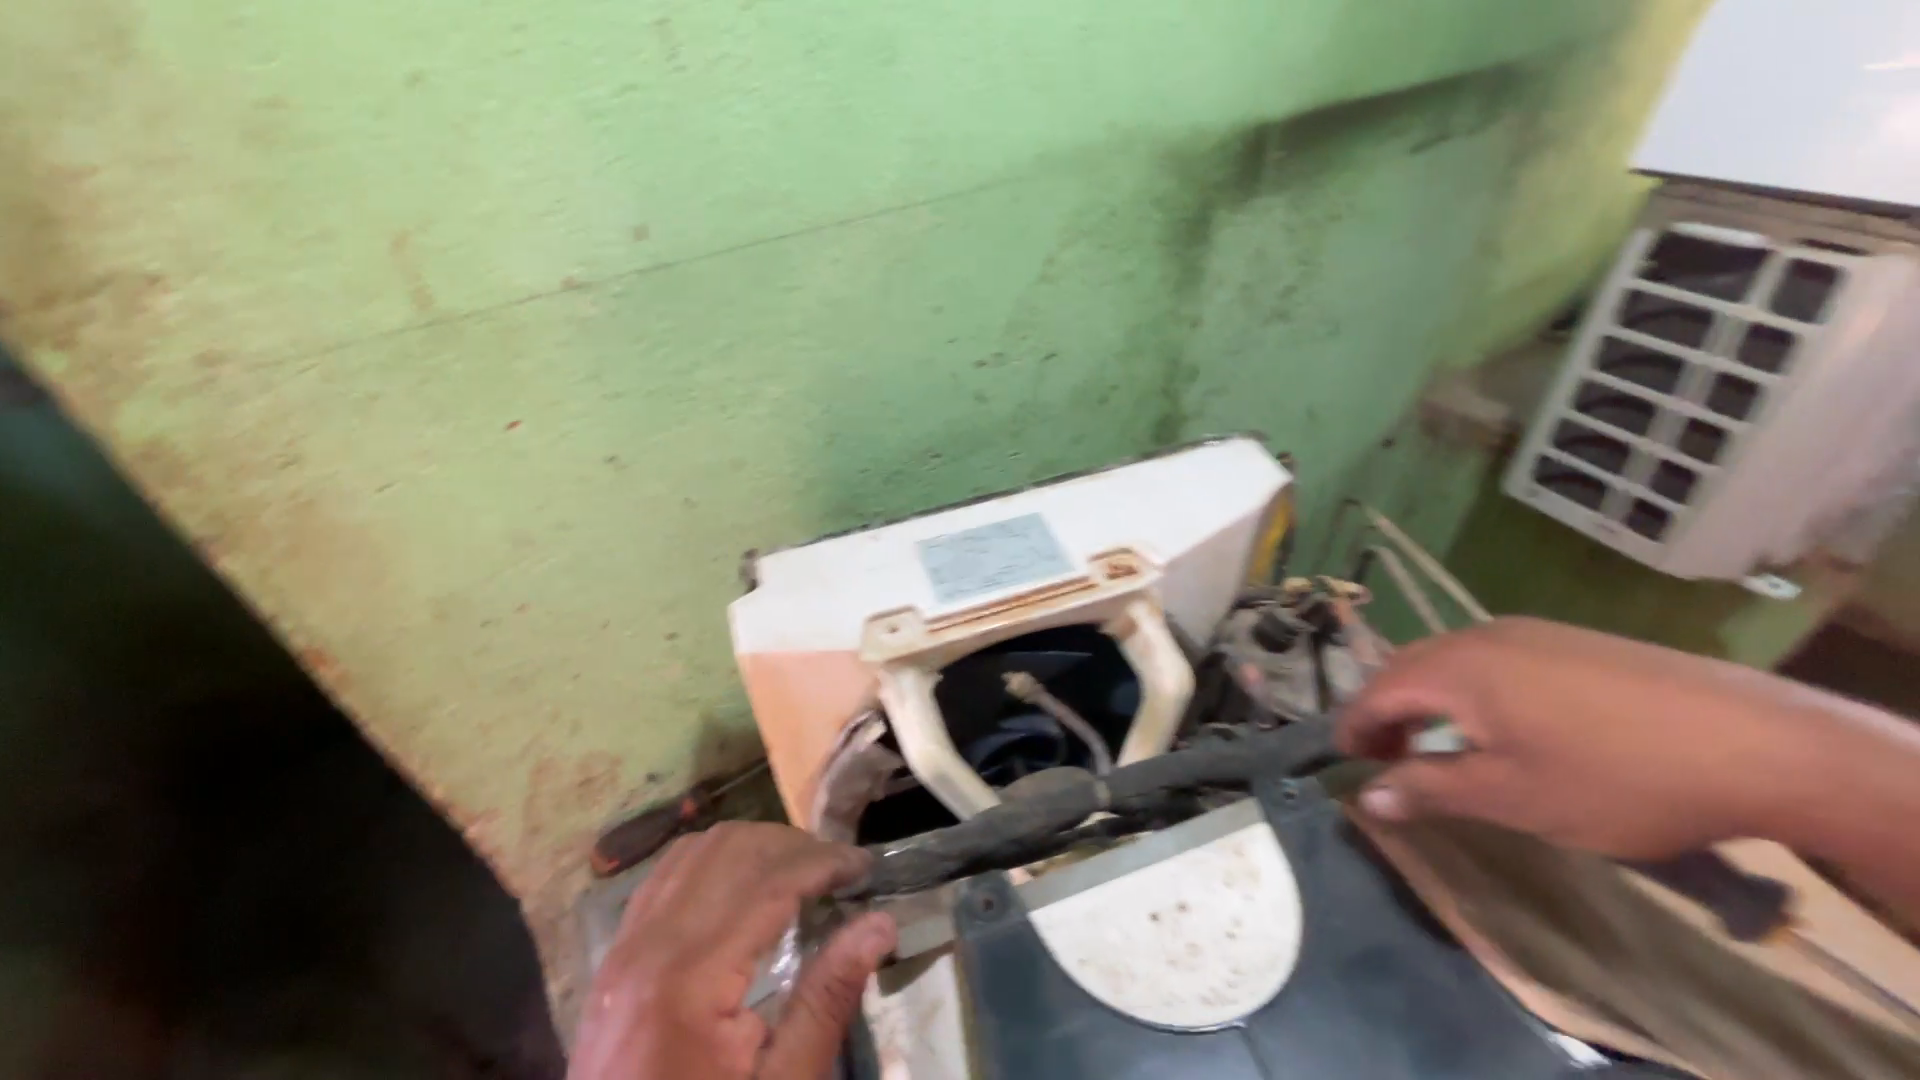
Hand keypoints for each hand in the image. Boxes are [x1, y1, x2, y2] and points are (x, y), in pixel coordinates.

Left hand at [568, 822, 896, 1079]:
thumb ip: (826, 1000)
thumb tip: (880, 923)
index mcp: (690, 980)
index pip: (768, 883)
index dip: (823, 862)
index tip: (866, 865)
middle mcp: (649, 946)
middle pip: (730, 850)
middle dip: (792, 846)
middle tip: (840, 870)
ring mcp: (623, 948)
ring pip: (695, 851)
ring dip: (754, 848)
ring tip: (801, 872)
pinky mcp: (614, 958)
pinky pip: (666, 876)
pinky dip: (714, 863)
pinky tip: (745, 888)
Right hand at [1337, 617, 1806, 858]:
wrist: (1761, 744)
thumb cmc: (1615, 776)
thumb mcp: (1512, 796)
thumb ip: (1430, 789)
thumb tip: (1367, 796)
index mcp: (1456, 668)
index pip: (1376, 691)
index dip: (1352, 728)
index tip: (1345, 765)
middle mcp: (1482, 636)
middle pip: (1407, 668)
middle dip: (1385, 712)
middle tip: (1385, 760)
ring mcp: (1530, 632)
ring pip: (1449, 661)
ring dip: (1427, 701)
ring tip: (1438, 748)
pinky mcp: (1570, 641)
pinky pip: (1490, 660)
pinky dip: (1468, 691)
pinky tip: (1498, 726)